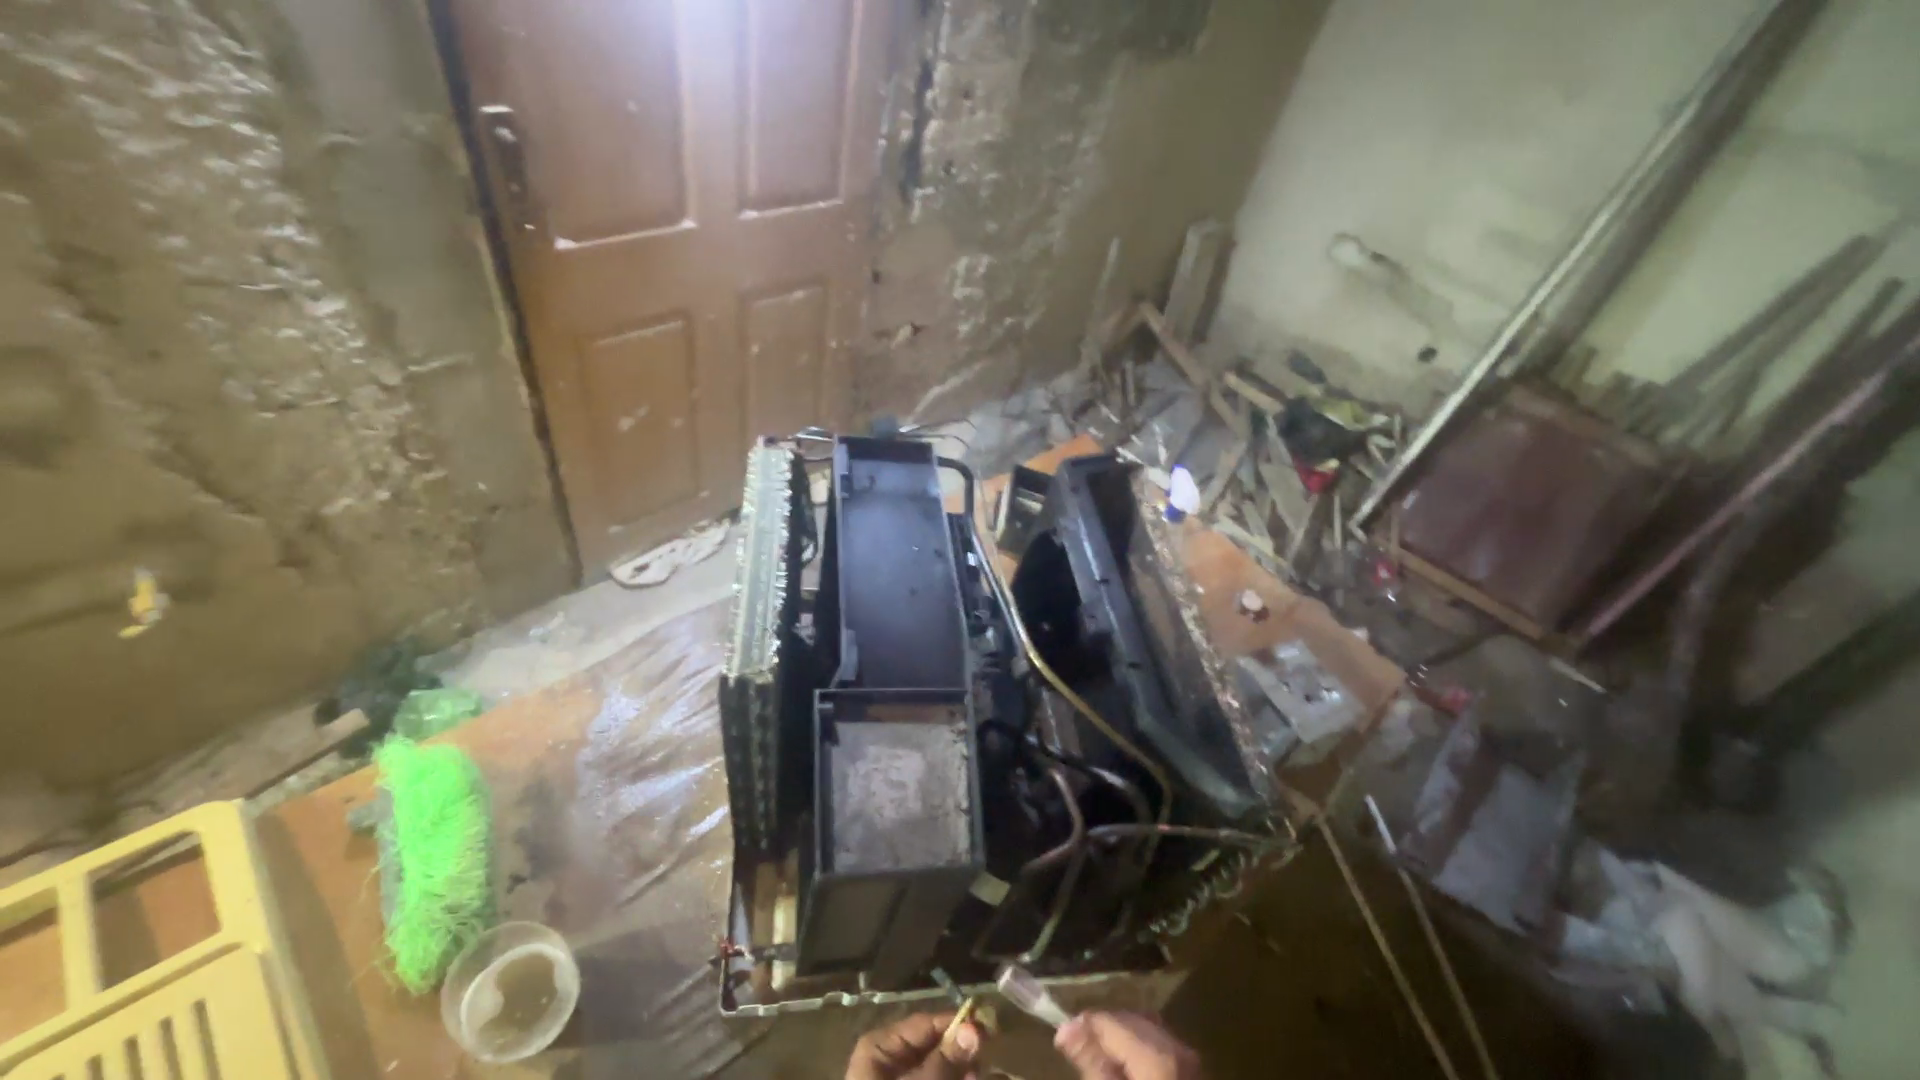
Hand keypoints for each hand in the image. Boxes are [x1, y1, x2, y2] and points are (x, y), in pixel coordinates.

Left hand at [847, 1011, 982, 1079]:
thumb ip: (943, 1061)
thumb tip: (975, 1028)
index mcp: (880, 1046)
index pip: (925, 1023)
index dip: (956, 1025)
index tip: (986, 1029)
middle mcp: (889, 1059)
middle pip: (934, 1045)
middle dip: (960, 1054)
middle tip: (980, 1067)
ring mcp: (899, 1077)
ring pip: (939, 1067)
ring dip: (959, 1071)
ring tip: (974, 1077)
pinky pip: (934, 1078)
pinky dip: (951, 1078)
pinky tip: (967, 1079)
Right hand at [1054, 1011, 1200, 1079]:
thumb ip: (1092, 1063)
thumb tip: (1067, 1029)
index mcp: (1156, 1054)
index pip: (1108, 1019)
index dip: (1081, 1027)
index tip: (1061, 1043)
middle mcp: (1176, 1046)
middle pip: (1128, 1020)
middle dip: (1101, 1033)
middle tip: (1077, 1056)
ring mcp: (1189, 1060)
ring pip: (1144, 1030)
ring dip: (1118, 1040)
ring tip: (1099, 1065)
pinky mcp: (1192, 1072)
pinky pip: (1158, 1045)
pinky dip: (1137, 1050)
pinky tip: (1125, 1071)